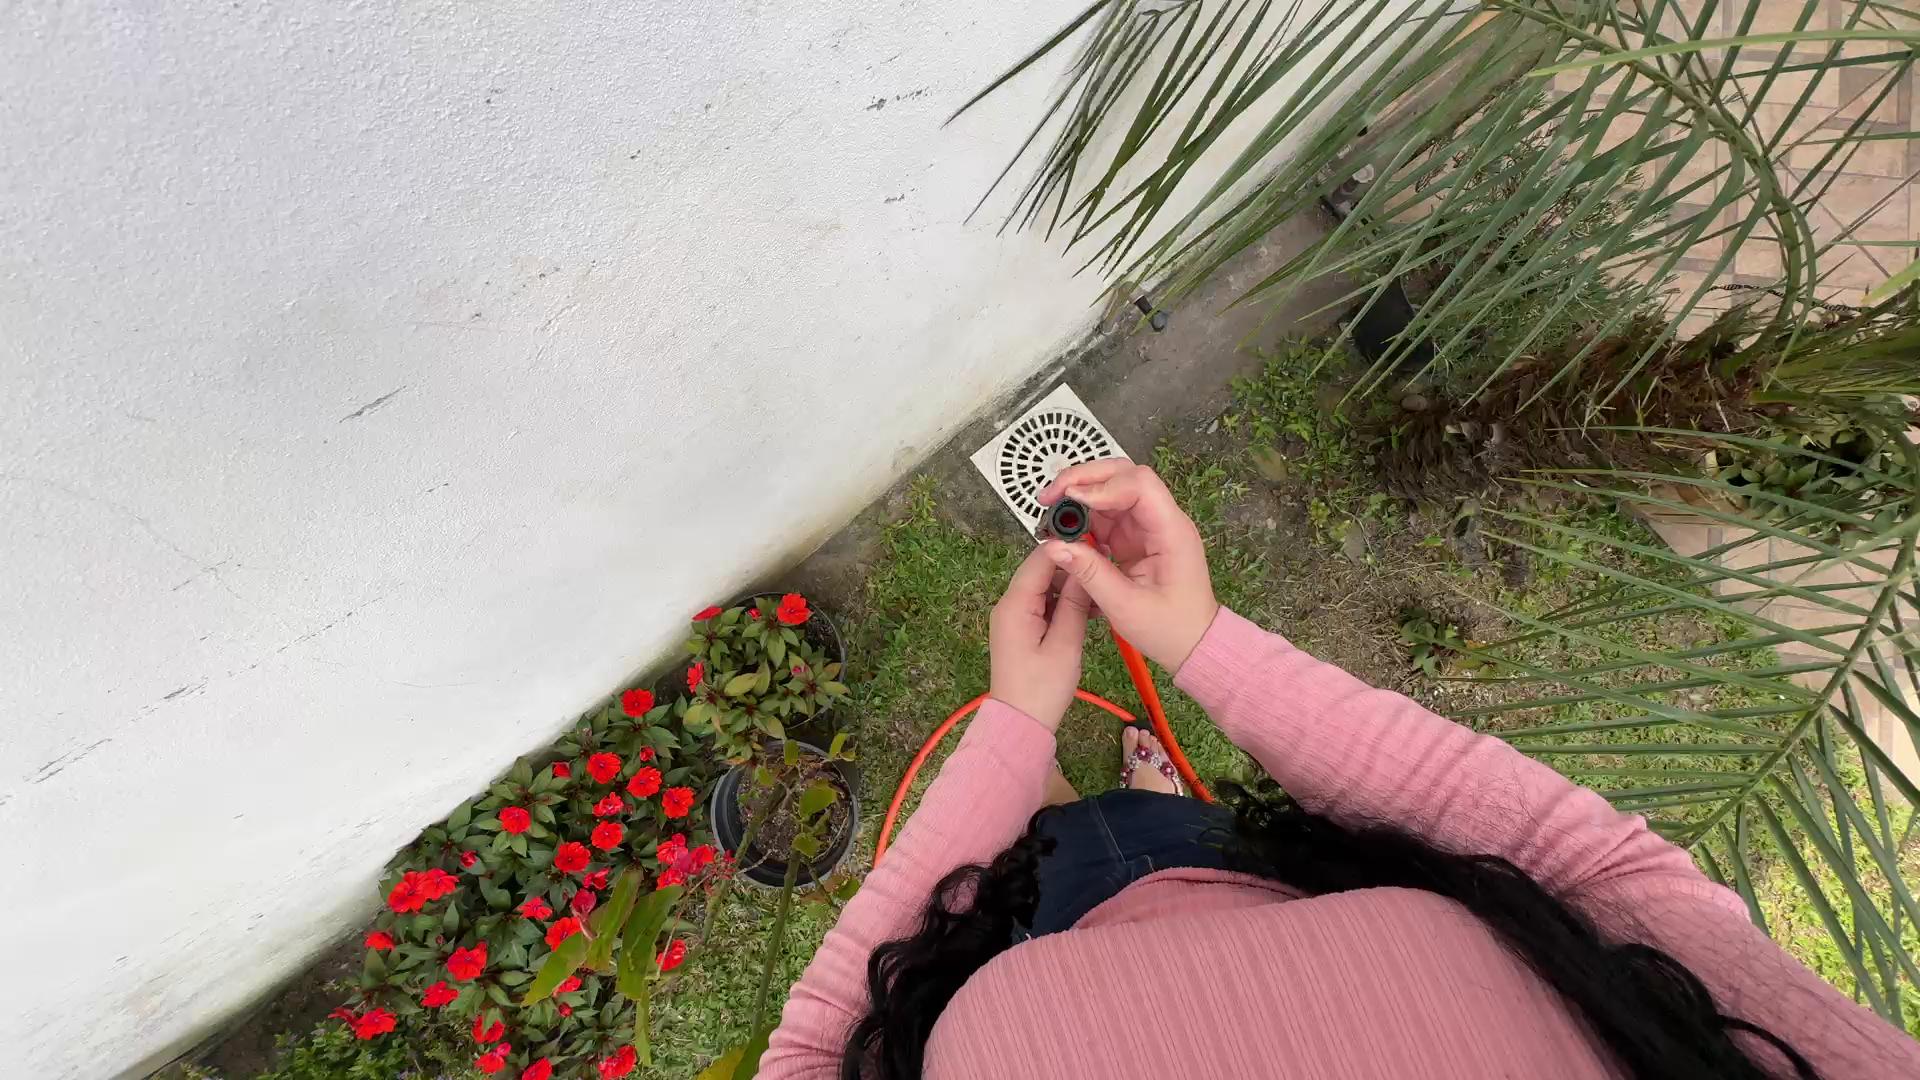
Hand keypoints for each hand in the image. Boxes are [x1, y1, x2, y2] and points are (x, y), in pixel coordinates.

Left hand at [989, 545, 1094, 729]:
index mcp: (1015, 604)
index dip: (1068, 547)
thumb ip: (1076, 603)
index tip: (1100, 542)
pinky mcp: (1021, 627)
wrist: (1020, 723)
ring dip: (1071, 586)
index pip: (1041, 559)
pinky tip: (1090, 607)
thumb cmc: (1042, 687)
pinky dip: (1064, 602)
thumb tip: (1086, 567)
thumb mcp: (1065, 644)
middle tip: (1107, 566)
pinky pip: (1043, 603)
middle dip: (1072, 566)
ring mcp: (1013, 615)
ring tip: (1103, 588)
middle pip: (1042, 570)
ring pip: (1045, 586)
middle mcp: (1009, 603)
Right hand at [1037, 461, 1217, 672]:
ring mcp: (1146, 526)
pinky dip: (1082, 516)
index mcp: (1171, 532)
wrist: (1193, 644)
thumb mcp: (1125, 607)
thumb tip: (1055, 546)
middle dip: (1085, 479)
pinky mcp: (1134, 537)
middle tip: (1051, 494)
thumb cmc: (1170, 629)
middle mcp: (1161, 520)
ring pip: (1110, 490)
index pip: (1139, 485)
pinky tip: (1064, 528)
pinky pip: (1105, 514)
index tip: (1070, 499)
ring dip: (1079, 495)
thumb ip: (1089, 574)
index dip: (1102, 486)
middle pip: (1123, 476)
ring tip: (1050, 510)